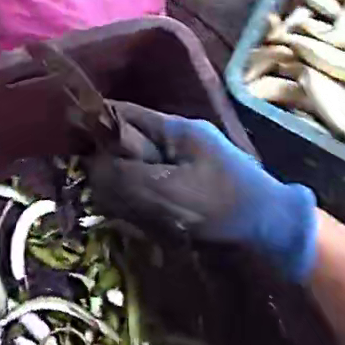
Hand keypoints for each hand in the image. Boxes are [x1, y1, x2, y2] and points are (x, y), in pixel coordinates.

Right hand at [90, 102, 317, 282]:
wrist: (276, 230)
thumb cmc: (224, 204)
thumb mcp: (171, 191)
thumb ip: (128, 177)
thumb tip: (91, 167)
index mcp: (176, 129)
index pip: (124, 114)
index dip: (95, 122)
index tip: (68, 138)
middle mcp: (179, 139)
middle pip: (129, 142)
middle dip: (110, 163)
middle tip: (92, 186)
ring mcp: (187, 162)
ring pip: (140, 166)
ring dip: (126, 185)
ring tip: (116, 207)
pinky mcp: (191, 186)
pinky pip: (155, 184)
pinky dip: (143, 199)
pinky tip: (139, 217)